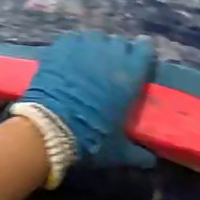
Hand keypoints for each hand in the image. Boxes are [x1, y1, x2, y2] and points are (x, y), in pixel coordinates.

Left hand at [20, 31, 155, 163]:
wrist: (48, 129)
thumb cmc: (90, 138)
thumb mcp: (118, 150)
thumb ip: (137, 153)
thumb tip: (151, 161)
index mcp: (130, 73)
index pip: (146, 49)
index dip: (142, 55)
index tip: (137, 65)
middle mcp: (111, 53)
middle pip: (120, 43)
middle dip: (117, 54)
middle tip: (110, 71)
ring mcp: (85, 45)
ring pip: (96, 38)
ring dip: (96, 48)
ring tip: (88, 64)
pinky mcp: (62, 46)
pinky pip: (73, 40)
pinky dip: (73, 48)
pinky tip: (68, 61)